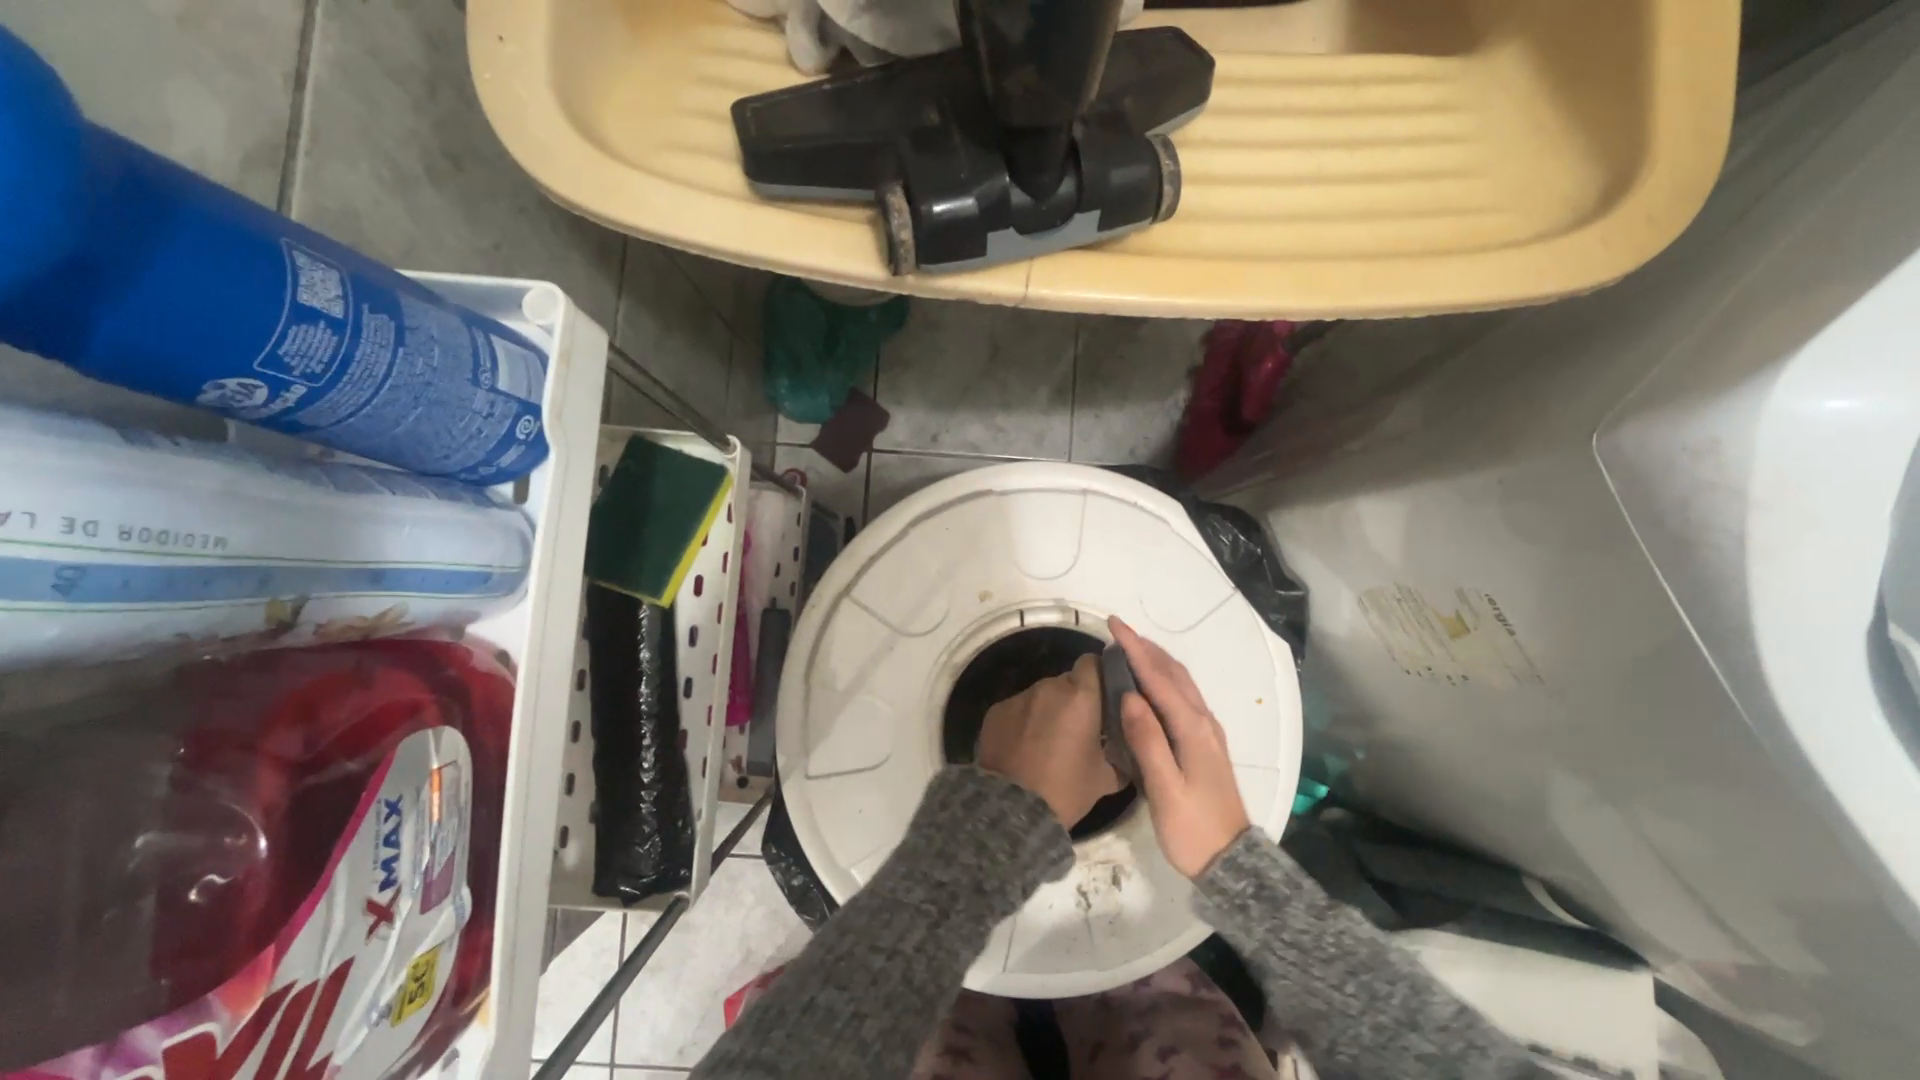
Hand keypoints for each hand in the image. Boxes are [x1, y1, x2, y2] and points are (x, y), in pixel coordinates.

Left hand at [977, 654, 1123, 828]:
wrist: (1012, 809)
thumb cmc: (1066, 789)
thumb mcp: (1107, 778)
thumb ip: (1122, 755)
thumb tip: (1127, 750)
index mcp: (1081, 696)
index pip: (1094, 663)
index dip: (1100, 675)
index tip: (1105, 697)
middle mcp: (1048, 687)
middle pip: (1067, 681)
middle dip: (1075, 699)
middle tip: (1080, 727)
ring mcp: (1018, 697)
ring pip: (1042, 695)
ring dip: (1049, 710)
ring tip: (1050, 742)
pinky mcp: (995, 711)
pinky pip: (1018, 709)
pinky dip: (1025, 721)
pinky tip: (1025, 748)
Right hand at [1110, 616, 1250, 877]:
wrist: (1230, 862)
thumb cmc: (1192, 828)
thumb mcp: (1165, 789)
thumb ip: (1148, 741)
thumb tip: (1129, 696)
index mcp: (1193, 729)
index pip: (1160, 679)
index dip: (1136, 650)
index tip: (1114, 626)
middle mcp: (1204, 723)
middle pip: (1174, 674)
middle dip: (1146, 649)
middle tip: (1118, 631)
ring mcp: (1208, 733)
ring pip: (1181, 684)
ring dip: (1157, 662)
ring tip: (1132, 649)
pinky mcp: (1205, 744)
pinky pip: (1182, 698)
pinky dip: (1164, 681)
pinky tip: (1150, 686)